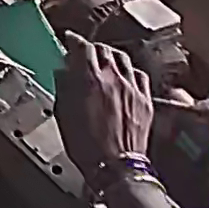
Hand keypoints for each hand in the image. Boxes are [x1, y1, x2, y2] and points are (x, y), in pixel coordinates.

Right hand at [56, 31, 154, 174]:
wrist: (116, 167)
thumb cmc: (87, 145)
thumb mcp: (63, 114)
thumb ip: (63, 87)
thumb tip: (63, 73)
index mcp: (90, 80)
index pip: (82, 47)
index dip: (73, 40)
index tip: (69, 40)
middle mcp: (113, 79)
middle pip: (103, 49)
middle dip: (91, 48)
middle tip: (83, 53)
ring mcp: (132, 88)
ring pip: (123, 58)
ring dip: (110, 55)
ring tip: (103, 60)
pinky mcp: (145, 100)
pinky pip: (139, 74)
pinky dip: (129, 70)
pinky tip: (124, 75)